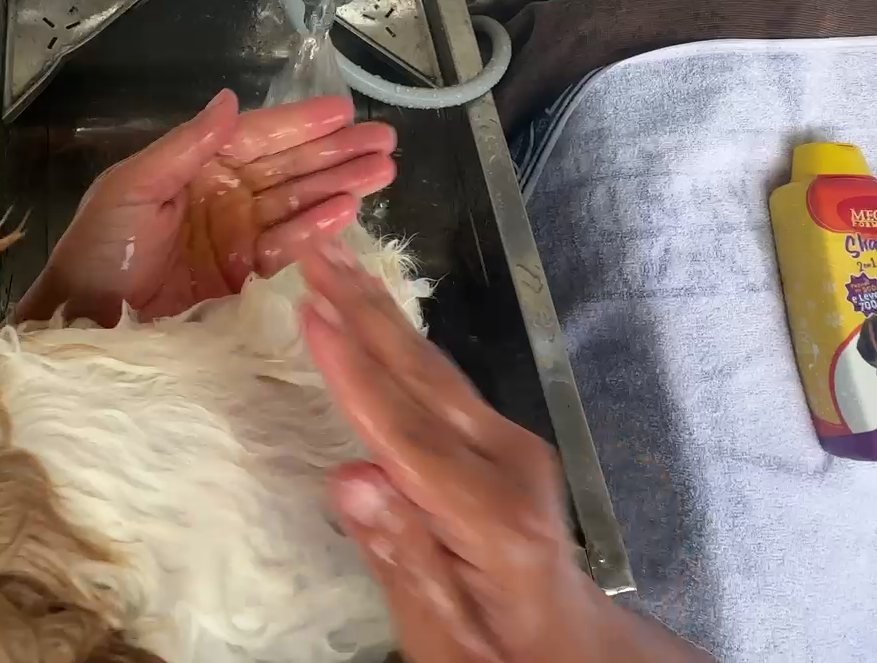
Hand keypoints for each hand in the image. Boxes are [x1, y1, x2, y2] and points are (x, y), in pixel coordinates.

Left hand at [15, 89, 396, 325]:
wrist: (83, 323)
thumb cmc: (101, 248)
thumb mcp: (132, 187)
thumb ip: (184, 146)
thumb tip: (230, 100)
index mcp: (196, 166)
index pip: (257, 137)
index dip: (300, 123)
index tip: (344, 111)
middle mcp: (225, 194)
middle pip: (289, 167)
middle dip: (336, 152)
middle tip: (384, 141)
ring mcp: (238, 236)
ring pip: (297, 203)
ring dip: (338, 187)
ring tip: (381, 172)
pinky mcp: (246, 276)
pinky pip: (288, 247)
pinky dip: (318, 230)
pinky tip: (348, 212)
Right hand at [298, 243, 710, 662]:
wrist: (568, 647)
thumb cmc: (495, 652)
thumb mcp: (447, 643)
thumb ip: (404, 561)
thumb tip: (349, 478)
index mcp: (497, 520)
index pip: (407, 434)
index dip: (353, 371)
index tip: (309, 311)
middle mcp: (509, 462)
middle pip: (422, 376)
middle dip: (363, 308)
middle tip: (315, 253)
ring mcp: (509, 440)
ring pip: (430, 364)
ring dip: (377, 307)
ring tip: (334, 260)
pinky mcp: (499, 432)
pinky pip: (438, 375)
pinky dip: (397, 333)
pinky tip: (372, 308)